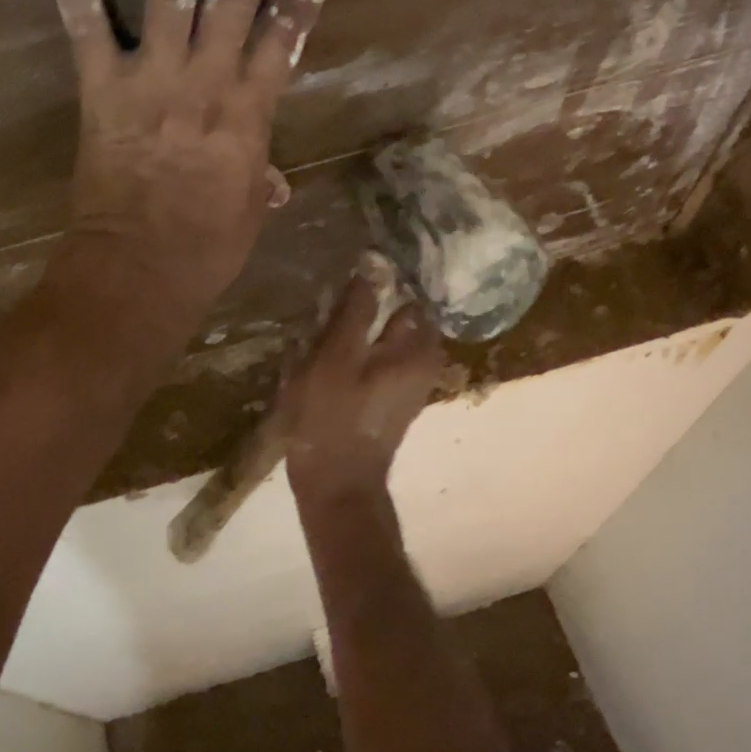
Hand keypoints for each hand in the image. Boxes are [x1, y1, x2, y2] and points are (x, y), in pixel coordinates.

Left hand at [45, 0, 358, 321]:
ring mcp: (151, 81)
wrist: (140, 270)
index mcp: (250, 110)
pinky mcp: (103, 90)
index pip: (288, 27)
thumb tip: (271, 177)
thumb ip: (260, 178)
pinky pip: (87, 27)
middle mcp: (205, 82)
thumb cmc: (206, 250)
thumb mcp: (250, 211)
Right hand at [280, 269, 445, 495]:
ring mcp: (407, 385)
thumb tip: (370, 271)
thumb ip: (355, 313)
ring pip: (388, 340)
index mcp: (416, 349)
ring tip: (329, 320)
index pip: (411, 296)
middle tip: (337, 295)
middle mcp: (422, 364)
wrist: (336, 486)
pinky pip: (379, 362)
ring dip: (364, 329)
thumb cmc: (332, 418)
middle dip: (374, 304)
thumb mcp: (336, 358)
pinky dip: (361, 352)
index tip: (357, 265)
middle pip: (400, 317)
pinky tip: (331, 352)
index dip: (386, 279)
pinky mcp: (388, 401)